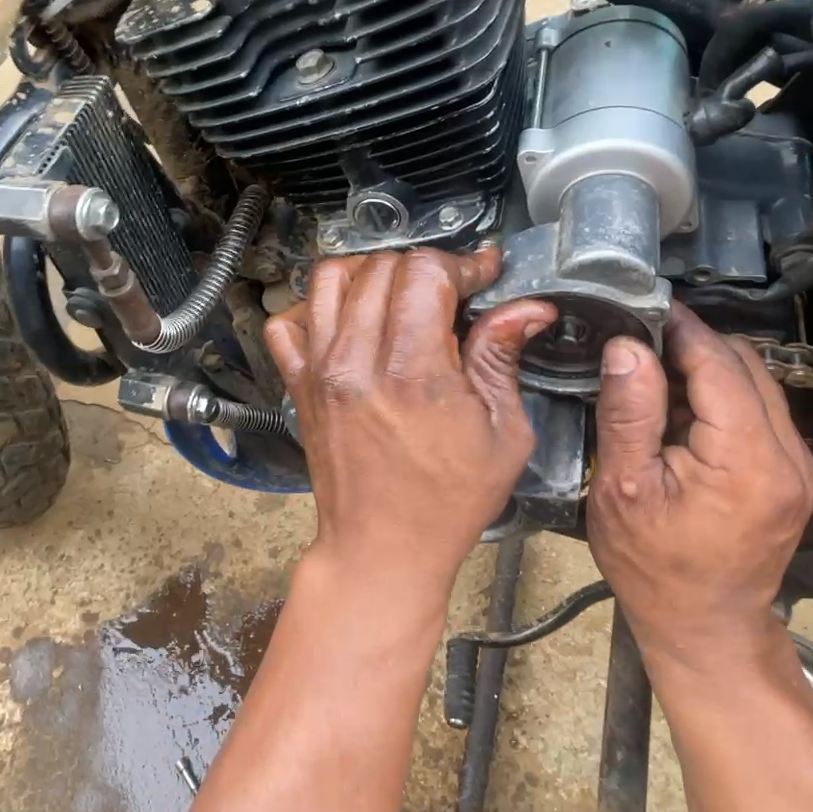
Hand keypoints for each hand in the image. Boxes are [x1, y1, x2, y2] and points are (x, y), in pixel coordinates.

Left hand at [266, 248, 557, 586]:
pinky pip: (286, 323)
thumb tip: (526, 310)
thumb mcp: (503, 436)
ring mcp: (321, 371)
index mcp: (414, 372)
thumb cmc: (444, 504)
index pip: (425, 272)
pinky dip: (311, 309)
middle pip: (381, 267)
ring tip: (398, 295)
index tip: (481, 274)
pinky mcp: (300, 385)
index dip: (462, 263)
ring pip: (330, 279)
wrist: (381, 548)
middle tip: (448, 292)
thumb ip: (502, 359)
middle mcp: (358, 363)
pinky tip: (345, 322)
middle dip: (423, 267)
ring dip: (369, 273)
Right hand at [588, 302, 812, 672]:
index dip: (681, 329)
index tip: (643, 308)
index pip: (720, 364)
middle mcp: (789, 457)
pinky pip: (759, 412)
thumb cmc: (653, 564)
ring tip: (652, 382)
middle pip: (745, 366)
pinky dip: (720, 399)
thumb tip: (628, 347)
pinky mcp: (793, 474)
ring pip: (756, 384)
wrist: (703, 624)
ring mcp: (799, 466)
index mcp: (747, 460)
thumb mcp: (622, 487)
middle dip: (692, 346)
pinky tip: (680, 416)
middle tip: (638, 345)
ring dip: (706, 371)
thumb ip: (629, 413)